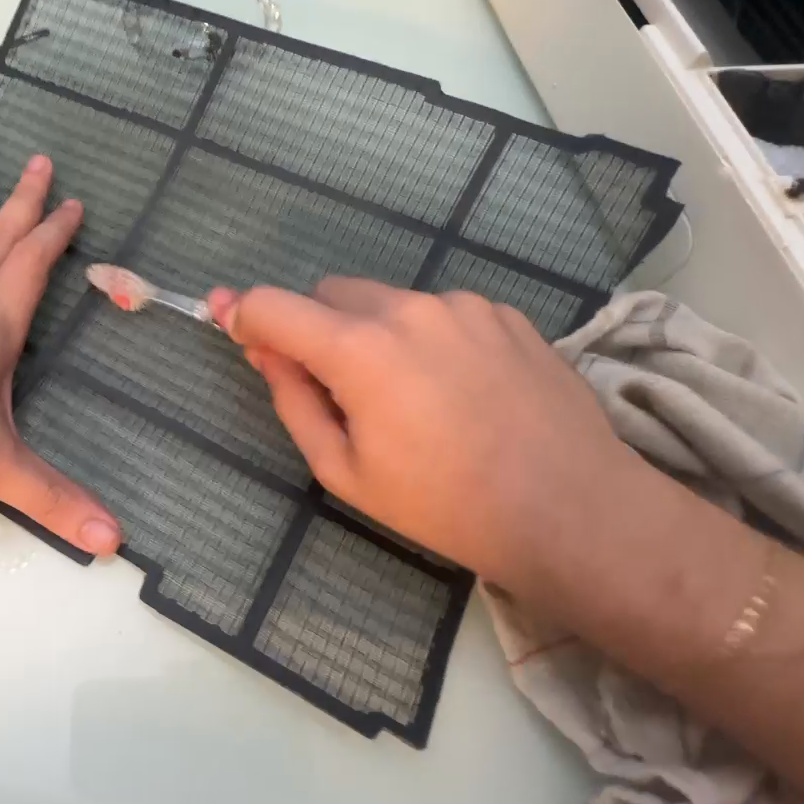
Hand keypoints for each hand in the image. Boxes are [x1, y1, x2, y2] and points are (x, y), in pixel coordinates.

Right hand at [207, 278, 645, 587]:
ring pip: (385, 300)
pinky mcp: (504, 313)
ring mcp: (462, 305)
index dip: (242, 313)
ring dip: (371, 332)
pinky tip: (457, 388)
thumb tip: (264, 352)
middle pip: (328, 292)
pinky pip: (437, 311)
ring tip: (410, 395)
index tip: (230, 324)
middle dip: (314, 327)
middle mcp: (407, 308)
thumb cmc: (444, 504)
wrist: (573, 511)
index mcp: (359, 349)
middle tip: (334, 385)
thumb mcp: (343, 470)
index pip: (273, 305)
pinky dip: (424, 337)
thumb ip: (292, 400)